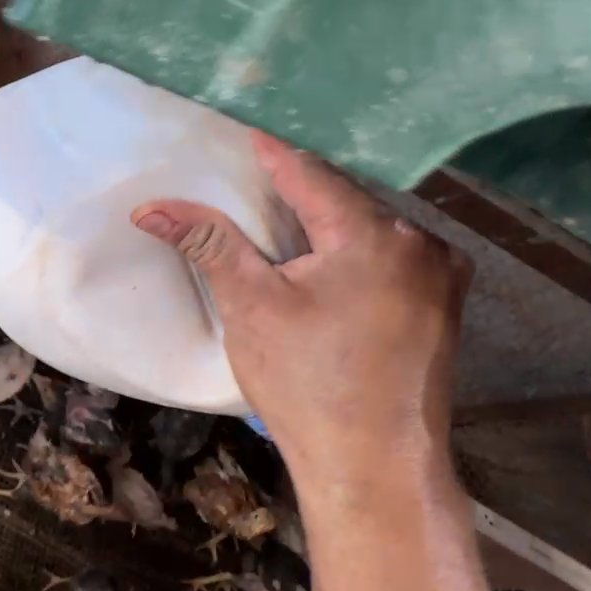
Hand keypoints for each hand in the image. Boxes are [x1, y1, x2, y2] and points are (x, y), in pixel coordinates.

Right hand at [130, 132, 471, 496]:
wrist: (373, 464)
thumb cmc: (307, 379)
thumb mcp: (249, 303)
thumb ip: (208, 243)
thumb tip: (150, 207)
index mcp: (379, 239)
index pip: (311, 174)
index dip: (269, 152)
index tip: (235, 127)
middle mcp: (424, 247)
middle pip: (344, 197)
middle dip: (293, 184)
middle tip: (242, 169)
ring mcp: (439, 279)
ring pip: (365, 227)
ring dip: (319, 216)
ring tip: (269, 208)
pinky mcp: (438, 307)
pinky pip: (383, 255)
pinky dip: (343, 245)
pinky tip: (310, 255)